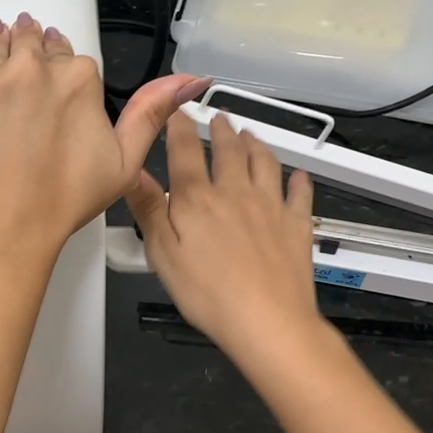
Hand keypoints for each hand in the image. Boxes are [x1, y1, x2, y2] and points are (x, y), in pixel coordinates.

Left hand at [0, 12, 204, 260]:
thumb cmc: (57, 205)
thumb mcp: (122, 162)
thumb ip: (151, 113)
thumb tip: (186, 81)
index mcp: (76, 79)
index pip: (66, 51)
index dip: (59, 64)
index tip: (53, 78)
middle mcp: (30, 67)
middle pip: (28, 40)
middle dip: (27, 49)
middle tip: (22, 72)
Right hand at [125, 111, 324, 350]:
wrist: (267, 320)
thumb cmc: (206, 291)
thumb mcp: (162, 252)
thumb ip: (149, 208)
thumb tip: (133, 170)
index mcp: (198, 199)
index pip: (185, 152)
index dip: (180, 128)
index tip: (177, 111)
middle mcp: (235, 192)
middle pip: (229, 151)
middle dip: (221, 130)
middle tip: (218, 117)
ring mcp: (271, 207)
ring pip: (264, 164)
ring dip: (256, 145)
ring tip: (250, 134)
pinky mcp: (297, 226)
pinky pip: (300, 194)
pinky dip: (299, 180)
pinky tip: (298, 175)